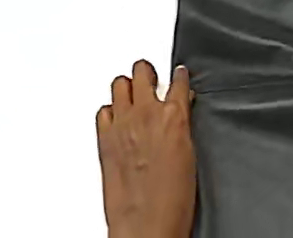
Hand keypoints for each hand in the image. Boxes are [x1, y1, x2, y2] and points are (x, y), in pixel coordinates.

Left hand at [98, 61, 195, 237]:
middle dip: (147, 71)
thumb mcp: (189, 157)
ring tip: (131, 94)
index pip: (178, 81)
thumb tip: (179, 114)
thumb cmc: (172, 203)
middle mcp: (147, 113)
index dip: (179, 75)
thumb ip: (181, 127)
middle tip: (149, 77)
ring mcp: (123, 122)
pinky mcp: (105, 137)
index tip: (179, 73)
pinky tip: (116, 118)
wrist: (146, 228)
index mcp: (174, 117)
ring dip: (127, 87)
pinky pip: (103, 110)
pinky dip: (110, 111)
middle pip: (142, 70)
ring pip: (119, 83)